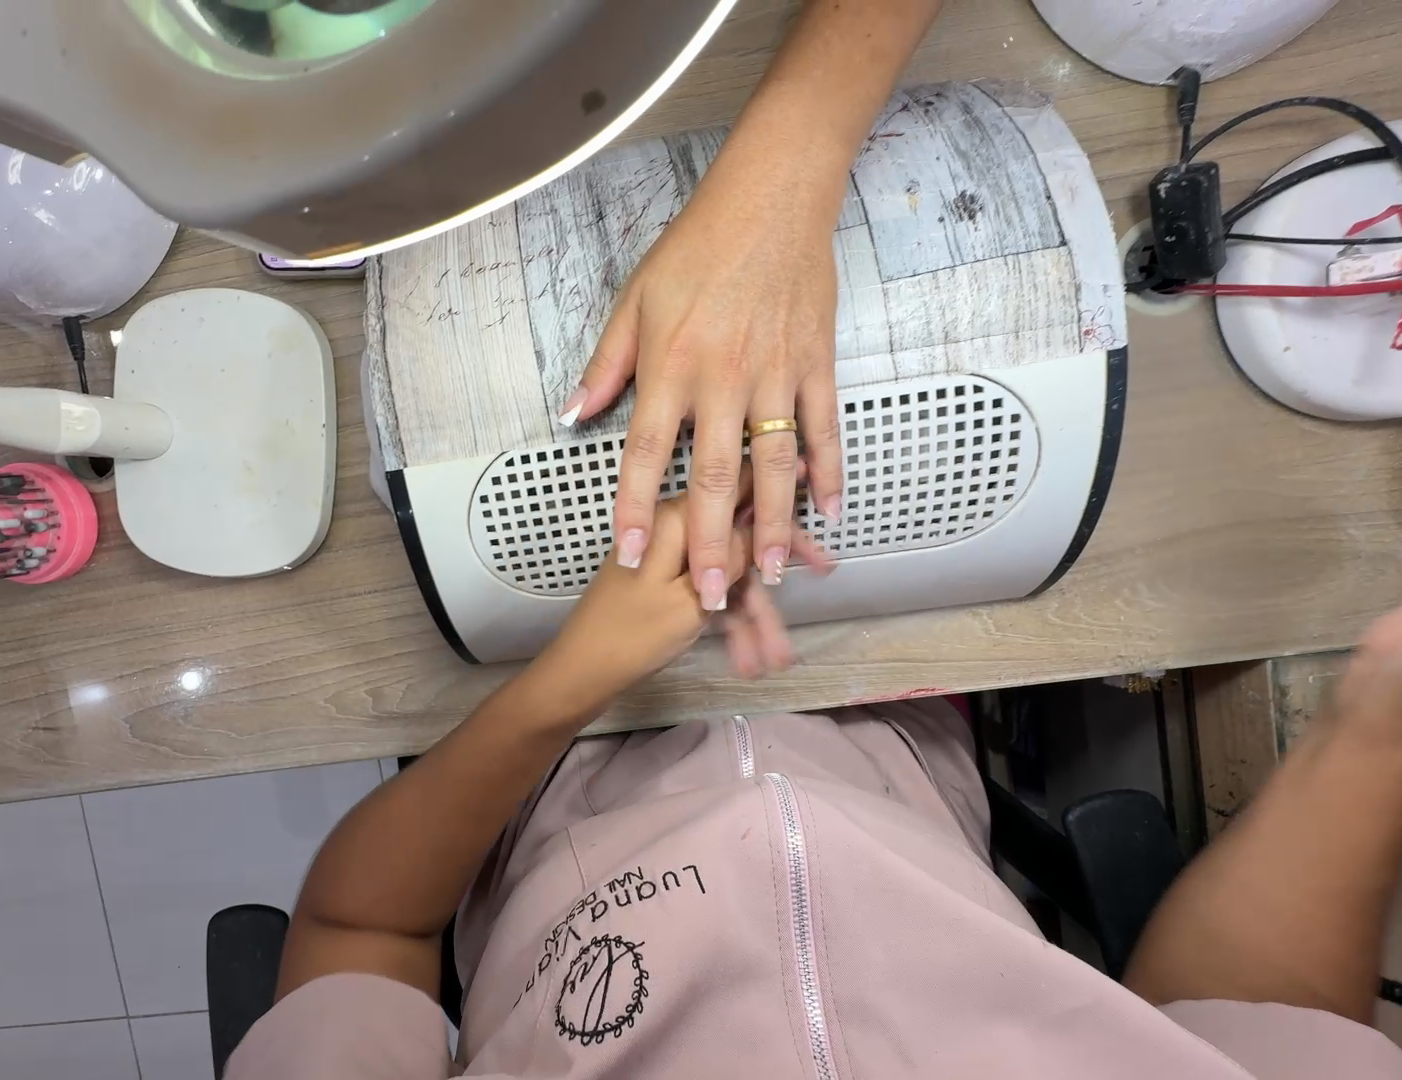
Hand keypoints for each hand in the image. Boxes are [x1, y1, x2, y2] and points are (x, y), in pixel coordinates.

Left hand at [532, 491, 831, 711]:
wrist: (582, 672)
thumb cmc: (632, 635)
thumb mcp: (690, 599)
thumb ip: (728, 557)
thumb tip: (763, 519)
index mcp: (676, 520)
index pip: (736, 493)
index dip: (779, 496)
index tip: (818, 498)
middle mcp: (675, 532)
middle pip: (739, 538)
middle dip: (776, 565)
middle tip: (825, 570)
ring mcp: (671, 561)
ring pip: (728, 577)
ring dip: (755, 615)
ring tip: (780, 659)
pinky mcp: (668, 587)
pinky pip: (709, 598)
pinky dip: (730, 626)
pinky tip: (752, 661)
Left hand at [558, 170, 842, 612]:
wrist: (771, 196)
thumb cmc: (695, 249)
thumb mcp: (633, 300)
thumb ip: (605, 366)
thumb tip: (573, 415)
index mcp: (671, 367)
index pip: (647, 453)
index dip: (636, 508)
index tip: (630, 556)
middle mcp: (723, 380)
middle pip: (716, 477)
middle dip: (713, 543)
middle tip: (712, 597)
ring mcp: (775, 375)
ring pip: (776, 464)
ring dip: (774, 524)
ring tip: (772, 574)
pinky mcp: (815, 364)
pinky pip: (824, 427)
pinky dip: (828, 470)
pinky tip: (828, 511)